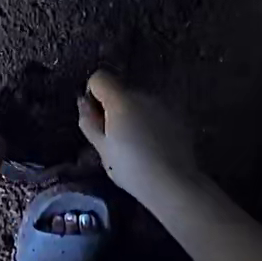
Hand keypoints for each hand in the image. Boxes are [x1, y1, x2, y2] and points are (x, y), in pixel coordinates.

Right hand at [78, 71, 201, 201]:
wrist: (172, 183)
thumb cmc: (131, 168)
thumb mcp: (102, 149)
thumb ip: (89, 121)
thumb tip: (83, 102)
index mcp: (121, 100)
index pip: (99, 78)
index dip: (93, 94)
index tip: (96, 118)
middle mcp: (143, 95)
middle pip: (120, 91)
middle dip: (114, 108)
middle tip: (115, 139)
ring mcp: (164, 105)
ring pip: (139, 103)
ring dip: (133, 116)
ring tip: (136, 146)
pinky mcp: (178, 117)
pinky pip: (156, 113)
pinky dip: (150, 123)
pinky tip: (153, 147)